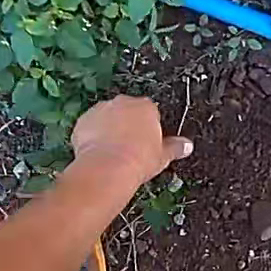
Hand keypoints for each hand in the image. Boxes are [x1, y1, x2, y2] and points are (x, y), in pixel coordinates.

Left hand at [69, 96, 191, 188]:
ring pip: (107, 117)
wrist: (108, 167)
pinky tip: (98, 152)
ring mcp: (101, 110)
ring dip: (109, 129)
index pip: (150, 113)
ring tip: (113, 152)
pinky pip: (89, 126)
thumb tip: (187, 146)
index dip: (148, 129)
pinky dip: (92, 136)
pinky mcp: (83, 121)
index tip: (146, 143)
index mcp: (146, 107)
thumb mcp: (163, 156)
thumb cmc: (138, 160)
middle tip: (130, 148)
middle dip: (128, 125)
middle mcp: (123, 103)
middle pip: (127, 111)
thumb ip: (175, 147)